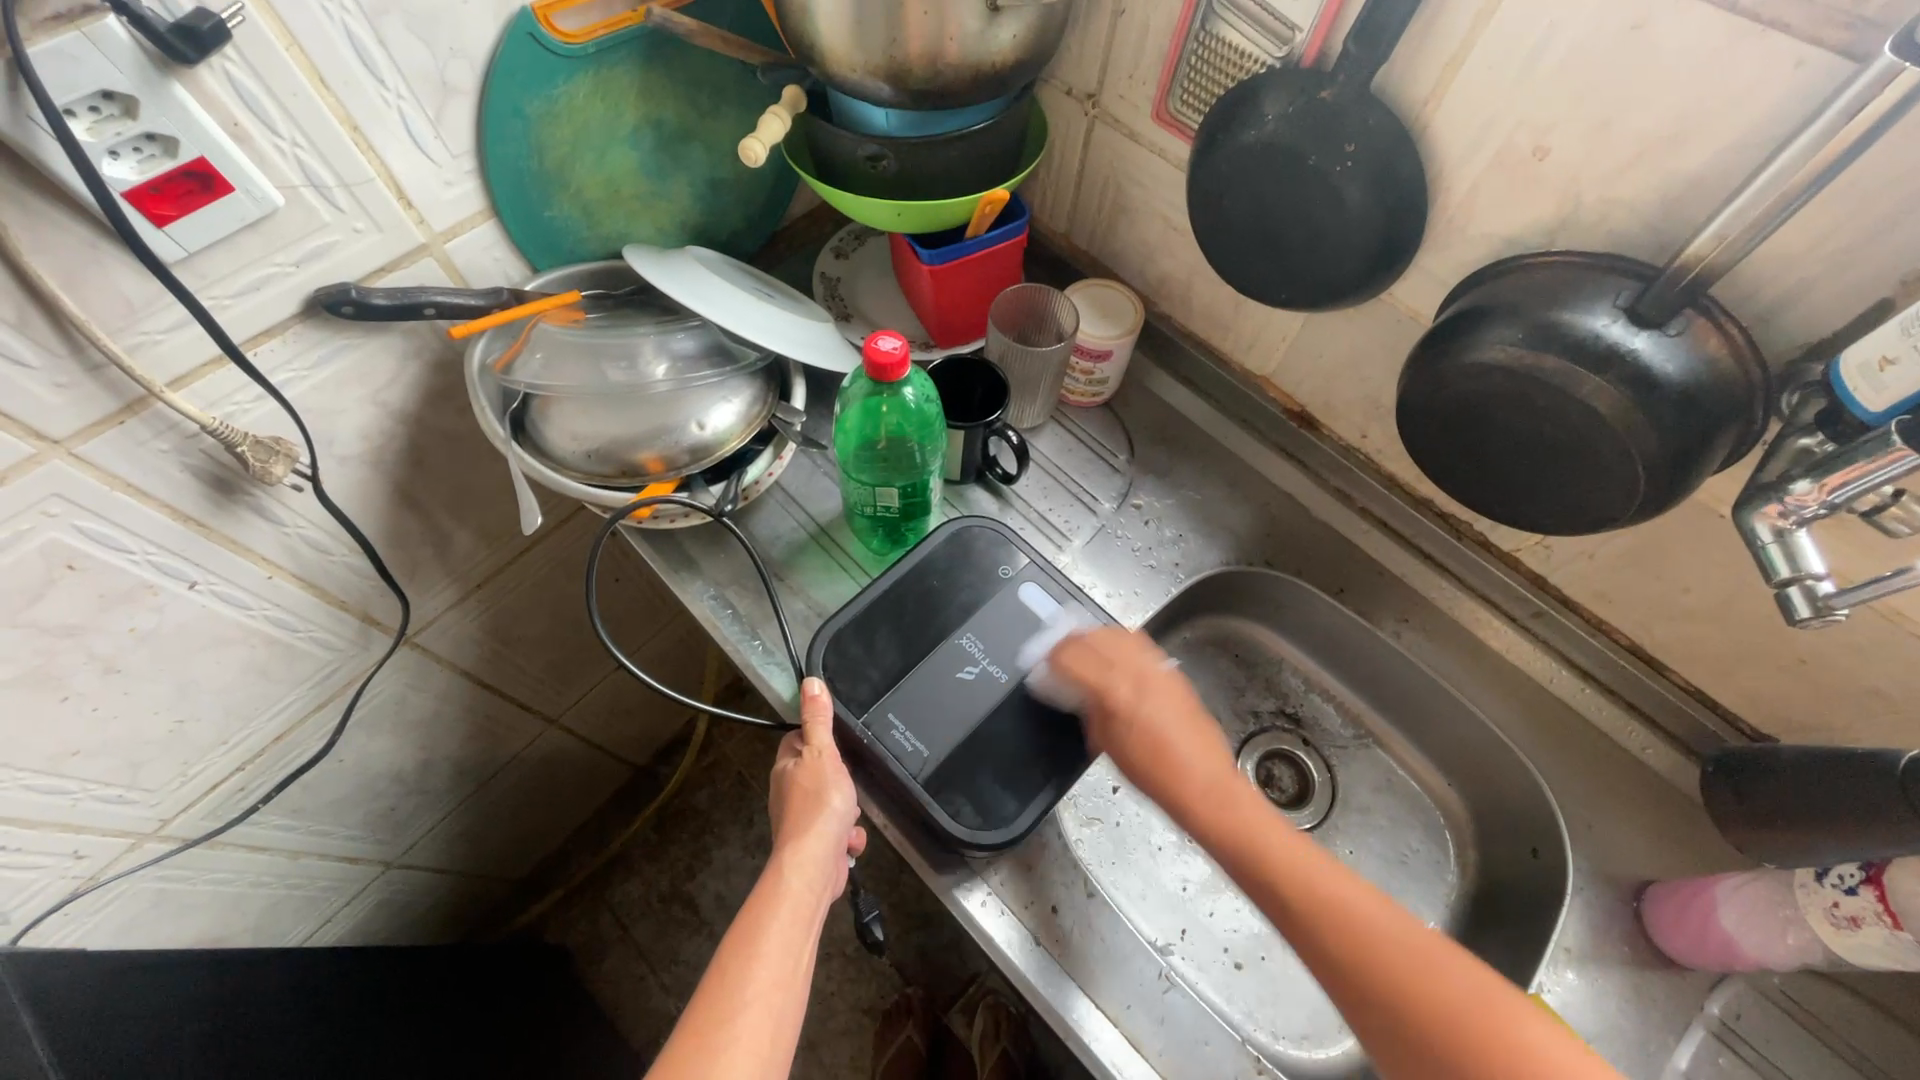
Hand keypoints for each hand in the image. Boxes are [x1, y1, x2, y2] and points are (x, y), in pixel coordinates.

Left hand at [768, 678, 866, 899]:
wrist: (814, 865)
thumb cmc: (819, 804)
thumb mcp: (823, 753)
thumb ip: (818, 720)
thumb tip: (809, 681)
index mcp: (786, 768)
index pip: (797, 740)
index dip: (817, 738)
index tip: (836, 742)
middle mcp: (788, 793)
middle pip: (817, 773)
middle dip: (840, 779)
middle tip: (850, 781)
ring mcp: (800, 822)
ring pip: (831, 805)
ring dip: (848, 811)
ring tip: (852, 814)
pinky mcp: (815, 846)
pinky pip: (836, 833)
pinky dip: (847, 836)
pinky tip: (851, 840)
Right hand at [1046, 628, 1239, 819]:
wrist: (1201, 781)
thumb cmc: (1152, 773)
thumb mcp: (1103, 741)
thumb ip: (1085, 706)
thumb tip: (1071, 689)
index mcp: (1112, 689)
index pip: (1068, 653)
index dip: (1048, 658)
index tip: (1041, 666)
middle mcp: (1136, 668)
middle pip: (1091, 634)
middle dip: (1068, 642)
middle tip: (1056, 655)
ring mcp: (1156, 665)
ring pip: (1115, 631)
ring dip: (1093, 638)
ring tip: (1082, 652)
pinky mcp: (1171, 669)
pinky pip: (1138, 642)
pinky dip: (1118, 642)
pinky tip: (1112, 657)